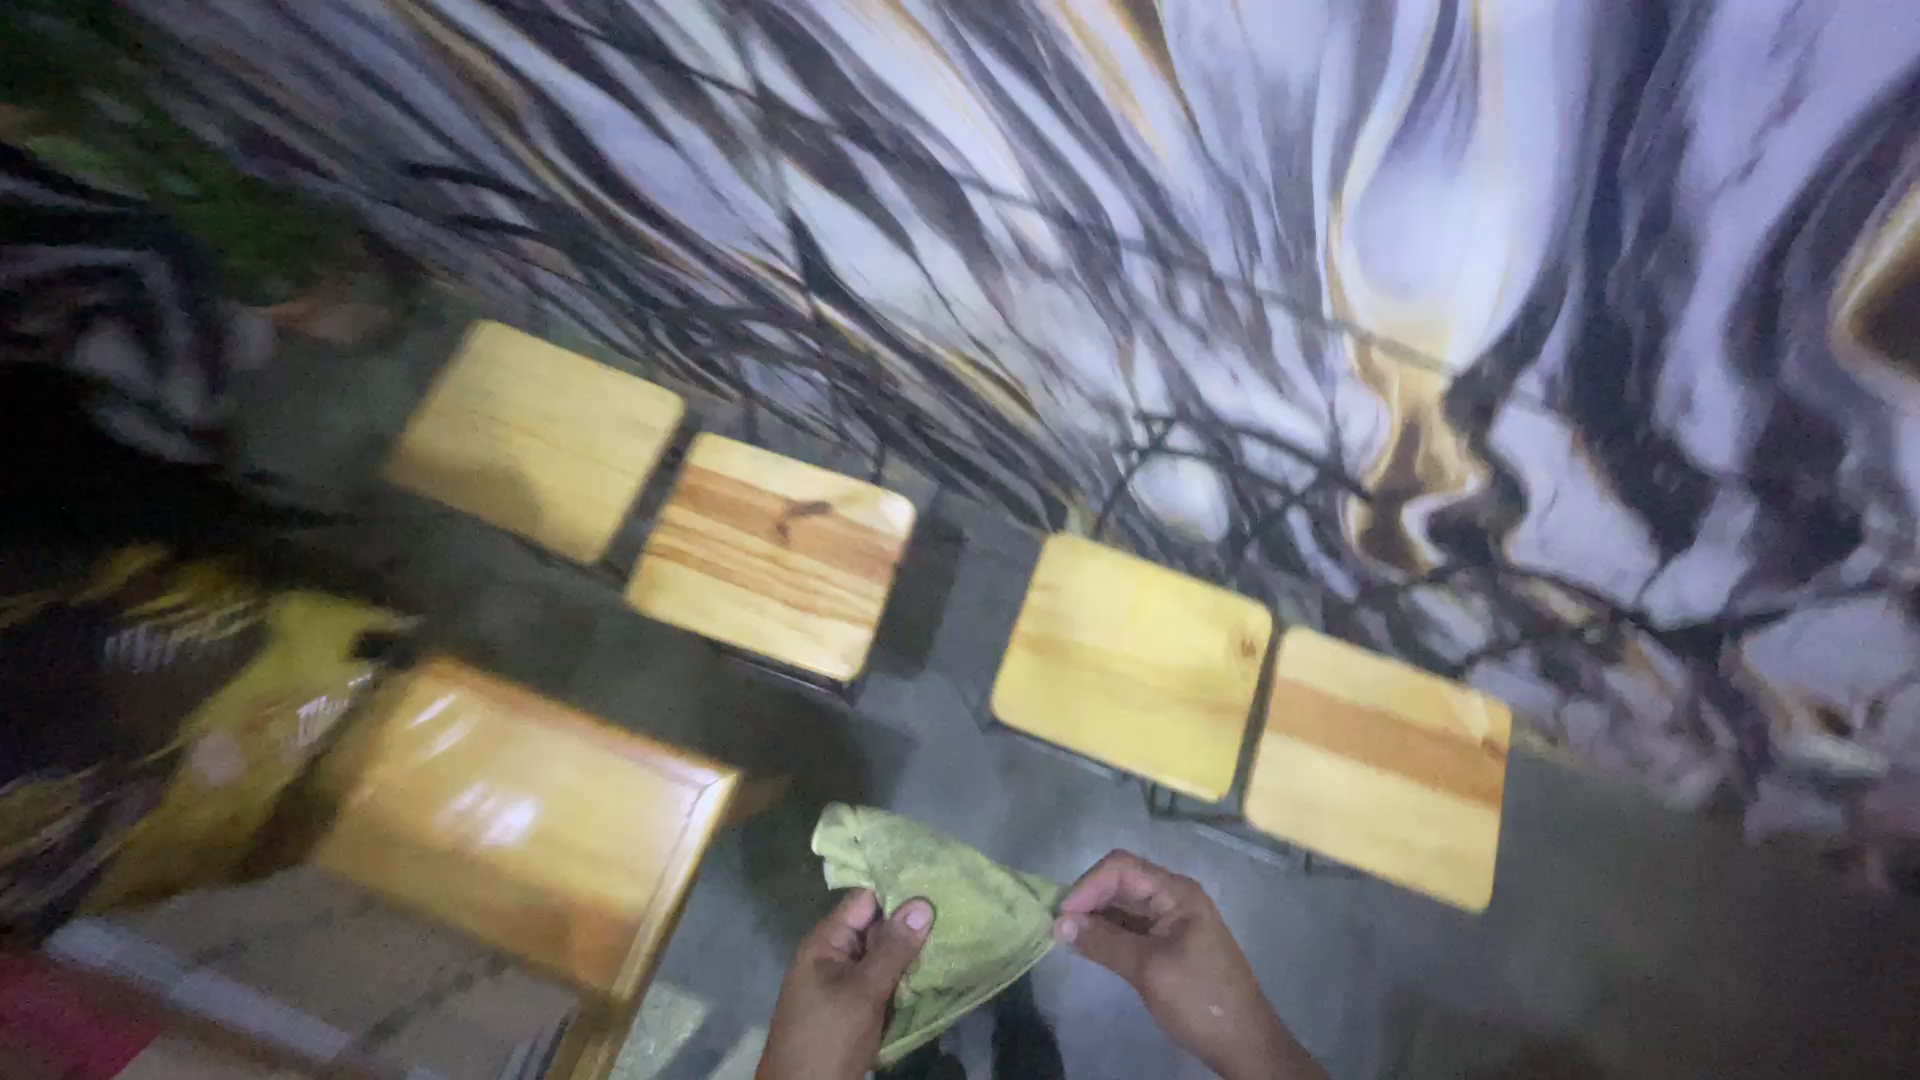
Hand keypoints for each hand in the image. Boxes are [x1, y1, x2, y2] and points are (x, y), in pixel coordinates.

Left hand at [757, 889, 933, 1079]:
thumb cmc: (827, 1040)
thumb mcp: (864, 993)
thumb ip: (893, 948)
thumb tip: (923, 903)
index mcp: (826, 941)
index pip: (865, 899)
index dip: (898, 889)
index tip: (935, 883)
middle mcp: (833, 955)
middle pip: (875, 926)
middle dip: (909, 922)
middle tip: (952, 910)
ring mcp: (842, 983)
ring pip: (881, 955)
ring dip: (909, 952)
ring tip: (951, 935)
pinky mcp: (852, 1007)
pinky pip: (880, 980)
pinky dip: (902, 977)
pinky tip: (933, 971)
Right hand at [1053, 851, 1327, 1079]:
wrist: (1247, 1046)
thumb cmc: (1201, 1000)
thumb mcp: (1149, 970)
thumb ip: (1104, 942)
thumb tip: (1059, 922)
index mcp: (1176, 892)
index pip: (1121, 868)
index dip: (1088, 885)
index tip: (1063, 915)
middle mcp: (1172, 897)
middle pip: (1120, 881)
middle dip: (1088, 898)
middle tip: (1059, 926)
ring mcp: (1171, 920)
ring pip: (1123, 904)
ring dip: (1095, 916)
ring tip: (1067, 936)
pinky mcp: (1168, 942)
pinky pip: (1130, 925)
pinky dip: (1108, 932)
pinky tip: (1090, 946)